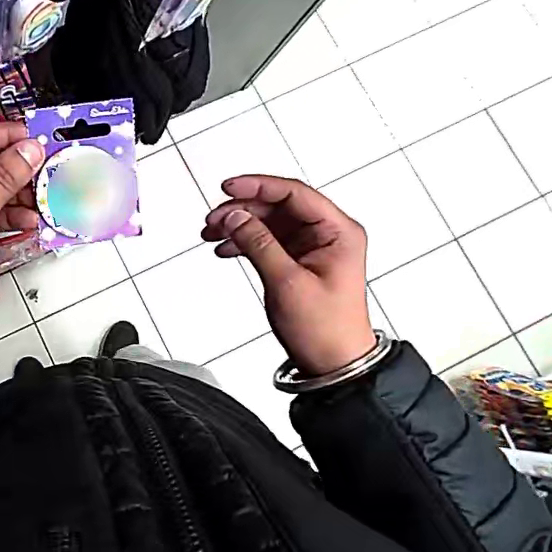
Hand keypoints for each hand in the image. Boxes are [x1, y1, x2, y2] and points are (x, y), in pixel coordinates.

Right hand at [202, 175, 377, 375]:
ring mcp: (312, 248)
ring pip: (269, 222)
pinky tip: (227, 248)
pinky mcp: (299, 261)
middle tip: (215, 218)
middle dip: (242, 209)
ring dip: (240, 225)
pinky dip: (245, 242)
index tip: (229, 187)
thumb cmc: (327, 330)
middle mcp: (328, 235)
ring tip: (213, 233)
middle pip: (278, 206)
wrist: (333, 365)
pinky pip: (268, 240)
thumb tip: (237, 217)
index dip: (258, 186)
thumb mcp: (288, 283)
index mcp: (338, 232)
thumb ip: (259, 244)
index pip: (294, 193)